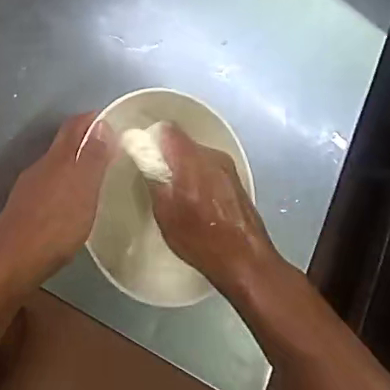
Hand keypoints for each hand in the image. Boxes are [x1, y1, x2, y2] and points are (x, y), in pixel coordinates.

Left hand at [0, 113, 113, 288]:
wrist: (11, 262)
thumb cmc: (55, 225)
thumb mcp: (84, 190)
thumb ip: (92, 157)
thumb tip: (101, 123)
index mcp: (58, 158)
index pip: (75, 126)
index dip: (93, 119)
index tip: (113, 121)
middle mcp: (41, 167)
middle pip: (64, 144)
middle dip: (86, 141)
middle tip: (110, 148)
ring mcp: (29, 188)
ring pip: (56, 166)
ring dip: (76, 165)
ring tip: (96, 177)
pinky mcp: (24, 209)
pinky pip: (50, 187)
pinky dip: (65, 186)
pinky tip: (73, 203)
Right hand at [149, 123, 278, 292]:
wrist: (246, 260)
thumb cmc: (199, 238)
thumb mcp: (165, 212)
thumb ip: (153, 178)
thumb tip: (143, 154)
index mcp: (191, 160)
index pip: (167, 130)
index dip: (151, 138)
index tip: (142, 156)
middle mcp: (211, 155)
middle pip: (183, 142)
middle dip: (167, 156)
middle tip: (156, 179)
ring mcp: (227, 167)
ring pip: (197, 155)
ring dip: (184, 167)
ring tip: (177, 195)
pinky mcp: (236, 180)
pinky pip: (210, 168)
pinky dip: (199, 177)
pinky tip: (197, 202)